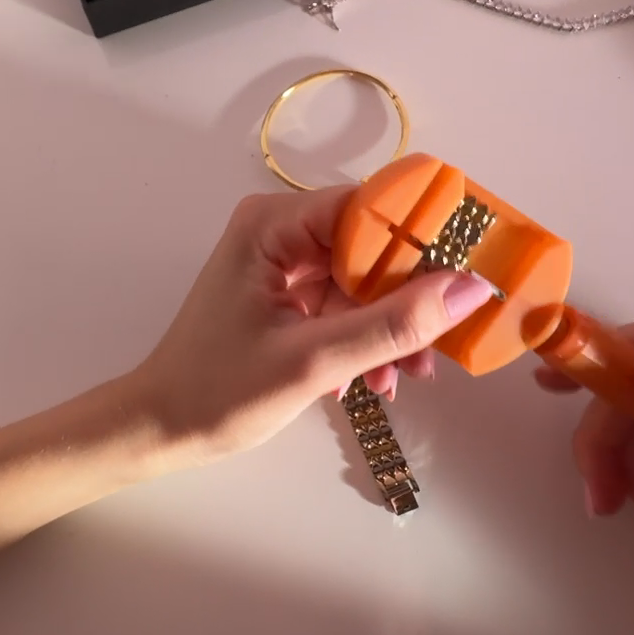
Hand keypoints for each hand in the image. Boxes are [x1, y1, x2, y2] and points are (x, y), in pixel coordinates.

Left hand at [136, 189, 494, 466]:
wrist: (162, 428)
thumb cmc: (220, 392)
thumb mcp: (314, 361)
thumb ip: (392, 325)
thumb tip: (470, 288)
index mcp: (272, 224)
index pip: (368, 207)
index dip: (421, 239)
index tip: (466, 280)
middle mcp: (278, 229)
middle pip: (368, 246)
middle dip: (405, 301)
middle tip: (435, 350)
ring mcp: (280, 262)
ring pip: (361, 280)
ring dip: (387, 328)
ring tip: (404, 381)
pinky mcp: (283, 293)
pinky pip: (340, 303)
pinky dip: (361, 338)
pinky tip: (372, 382)